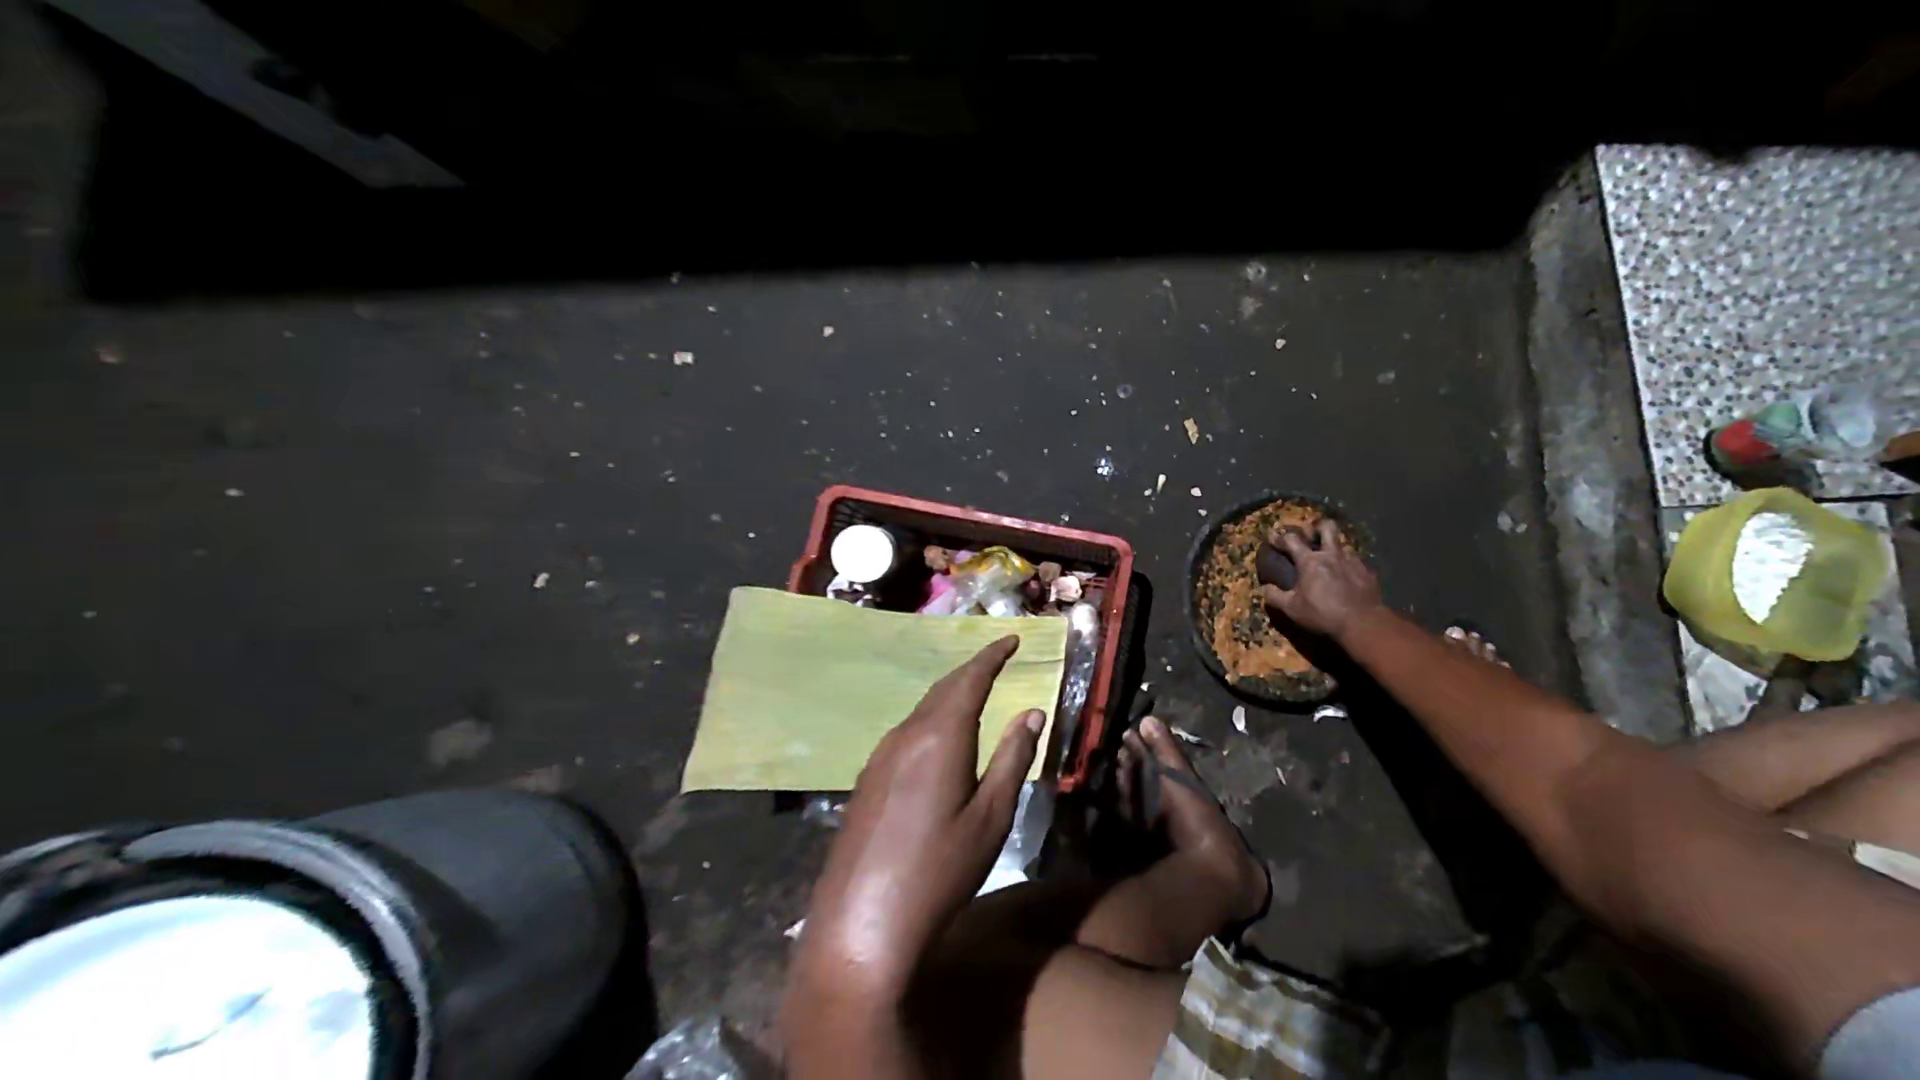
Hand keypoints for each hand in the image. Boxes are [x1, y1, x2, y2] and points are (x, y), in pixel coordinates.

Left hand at [788, 636, 1044, 1006]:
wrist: (863, 921)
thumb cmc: (940, 870)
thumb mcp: (990, 818)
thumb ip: (1013, 759)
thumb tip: (1033, 712)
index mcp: (939, 736)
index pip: (969, 680)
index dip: (991, 656)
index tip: (1011, 638)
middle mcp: (905, 734)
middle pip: (943, 690)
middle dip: (972, 671)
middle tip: (998, 660)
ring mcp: (879, 756)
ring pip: (922, 711)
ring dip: (950, 696)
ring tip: (975, 694)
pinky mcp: (867, 779)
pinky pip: (906, 734)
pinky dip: (931, 721)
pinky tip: (940, 740)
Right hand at [1260, 520, 1384, 640]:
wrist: (1364, 623)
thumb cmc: (1323, 614)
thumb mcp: (1292, 609)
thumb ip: (1274, 596)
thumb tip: (1264, 588)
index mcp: (1310, 561)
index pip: (1291, 540)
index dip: (1279, 537)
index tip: (1272, 537)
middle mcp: (1332, 555)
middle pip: (1327, 527)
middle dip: (1317, 527)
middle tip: (1311, 538)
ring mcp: (1353, 561)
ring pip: (1342, 545)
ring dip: (1333, 549)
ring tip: (1329, 562)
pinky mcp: (1368, 572)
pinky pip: (1356, 561)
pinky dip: (1347, 565)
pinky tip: (1345, 577)